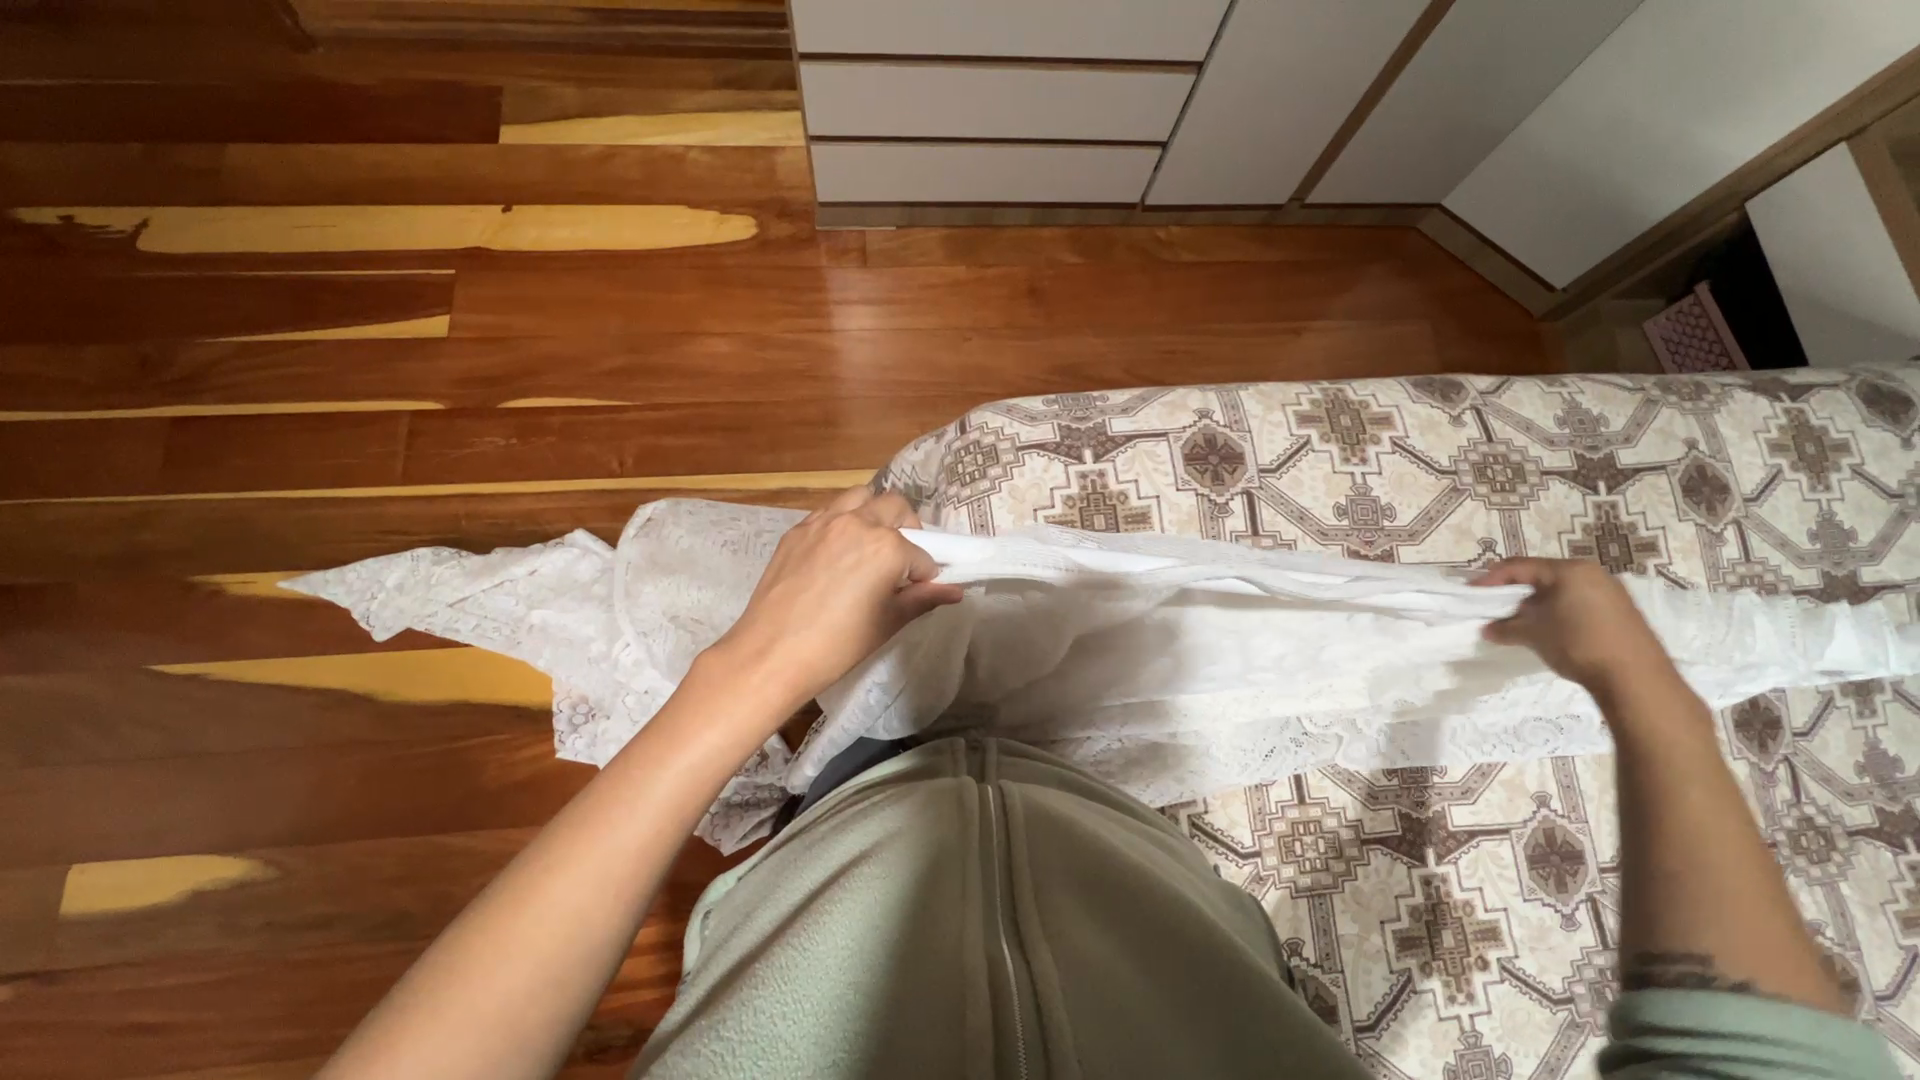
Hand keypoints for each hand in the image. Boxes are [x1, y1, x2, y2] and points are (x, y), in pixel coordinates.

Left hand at [708, 487, 964, 710]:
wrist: (771, 654)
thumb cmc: (838, 646)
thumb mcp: (888, 623)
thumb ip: (923, 599)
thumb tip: (955, 591)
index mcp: (886, 546)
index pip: (920, 554)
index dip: (924, 574)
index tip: (918, 590)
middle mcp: (857, 523)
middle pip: (895, 507)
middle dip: (906, 529)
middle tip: (899, 560)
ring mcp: (823, 522)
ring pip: (860, 497)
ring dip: (873, 514)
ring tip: (870, 545)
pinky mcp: (797, 530)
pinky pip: (829, 511)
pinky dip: (842, 522)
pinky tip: (838, 553)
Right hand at [1472, 558, 1673, 693]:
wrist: (1634, 677)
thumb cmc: (1578, 644)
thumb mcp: (1533, 634)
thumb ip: (1506, 627)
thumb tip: (1488, 629)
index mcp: (1569, 570)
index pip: (1518, 567)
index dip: (1490, 580)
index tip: (1471, 595)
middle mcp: (1591, 573)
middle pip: (1540, 575)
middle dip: (1513, 592)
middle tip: (1493, 607)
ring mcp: (1609, 591)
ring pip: (1559, 590)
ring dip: (1534, 603)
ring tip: (1518, 621)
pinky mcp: (1619, 610)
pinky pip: (1577, 601)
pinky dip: (1555, 611)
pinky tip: (1547, 629)